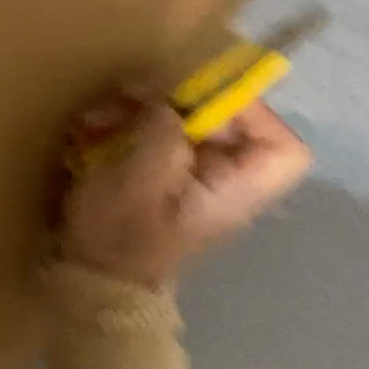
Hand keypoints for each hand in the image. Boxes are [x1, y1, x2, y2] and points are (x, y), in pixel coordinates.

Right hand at [57, 92, 311, 287]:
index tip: (195, 93)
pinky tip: (87, 129)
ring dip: (132, 111)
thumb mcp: (139, 178)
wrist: (93, 275)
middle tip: (124, 93)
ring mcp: (188, 178)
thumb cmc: (123, 232)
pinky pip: (149, 137)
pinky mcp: (157, 175)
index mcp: (237, 189)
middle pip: (220, 124)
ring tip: (94, 116)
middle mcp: (223, 182)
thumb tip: (165, 102)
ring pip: (177, 124)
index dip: (249, 111)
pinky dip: (119, 126)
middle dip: (167, 101)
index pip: (281, 146)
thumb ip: (162, 133)